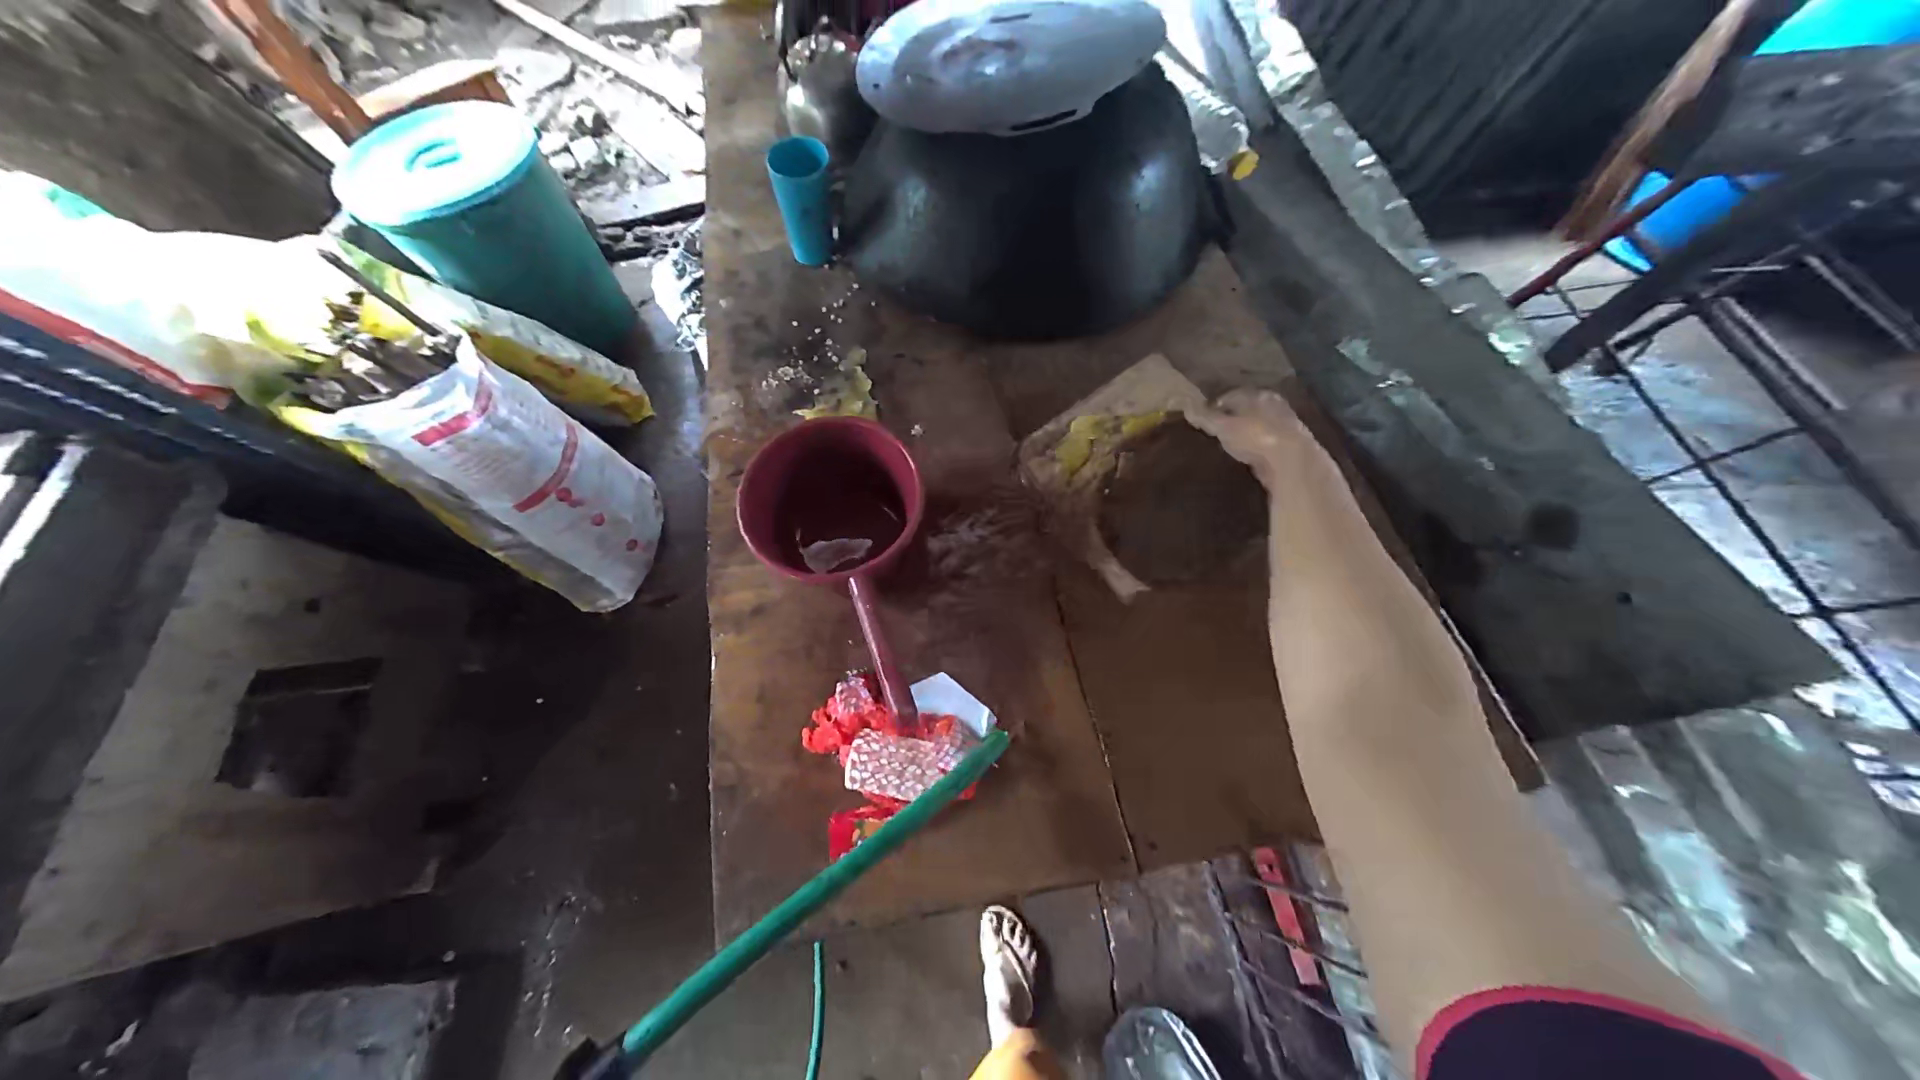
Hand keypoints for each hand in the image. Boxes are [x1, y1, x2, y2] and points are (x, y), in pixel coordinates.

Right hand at [1184, 389, 1317, 490]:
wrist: (1291, 461)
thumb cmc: (1254, 437)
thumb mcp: (1223, 427)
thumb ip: (1205, 417)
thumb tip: (1186, 407)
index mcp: (1258, 395)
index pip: (1231, 395)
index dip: (1215, 406)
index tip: (1203, 418)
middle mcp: (1273, 405)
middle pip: (1246, 409)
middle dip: (1231, 417)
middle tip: (1214, 430)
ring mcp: (1284, 424)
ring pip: (1257, 424)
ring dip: (1244, 431)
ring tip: (1228, 443)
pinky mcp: (1290, 445)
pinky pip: (1265, 440)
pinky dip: (1255, 444)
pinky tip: (1247, 454)